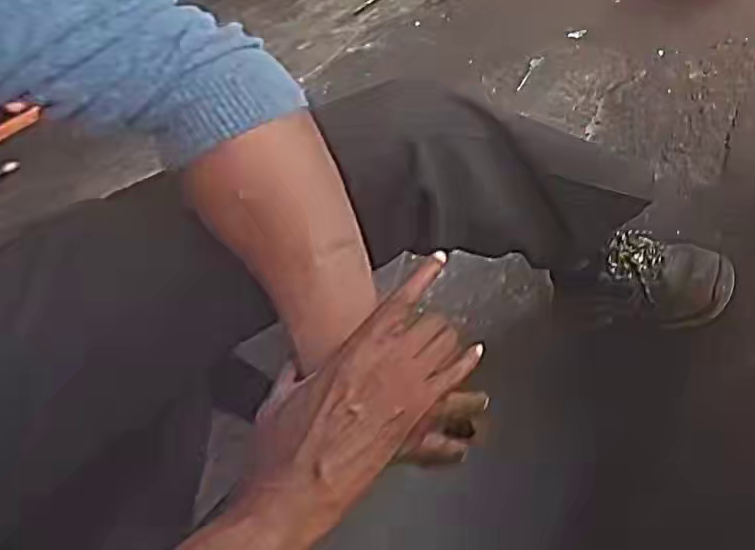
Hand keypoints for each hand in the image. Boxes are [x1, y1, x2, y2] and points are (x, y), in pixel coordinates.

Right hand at [235, 254, 484, 544]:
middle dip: (431, 320)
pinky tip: (474, 353)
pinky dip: (468, 360)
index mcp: (358, 351)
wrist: (294, 493)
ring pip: (448, 341)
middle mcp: (393, 360)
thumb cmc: (283, 454)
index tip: (438, 261)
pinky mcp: (423, 407)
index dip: (423, 276)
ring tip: (446, 339)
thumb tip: (299, 360)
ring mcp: (412, 382)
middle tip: (427, 324)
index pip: (400, 301)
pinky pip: (457, 373)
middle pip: (432, 320)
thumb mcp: (280, 402)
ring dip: (448, 339)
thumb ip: (297, 371)